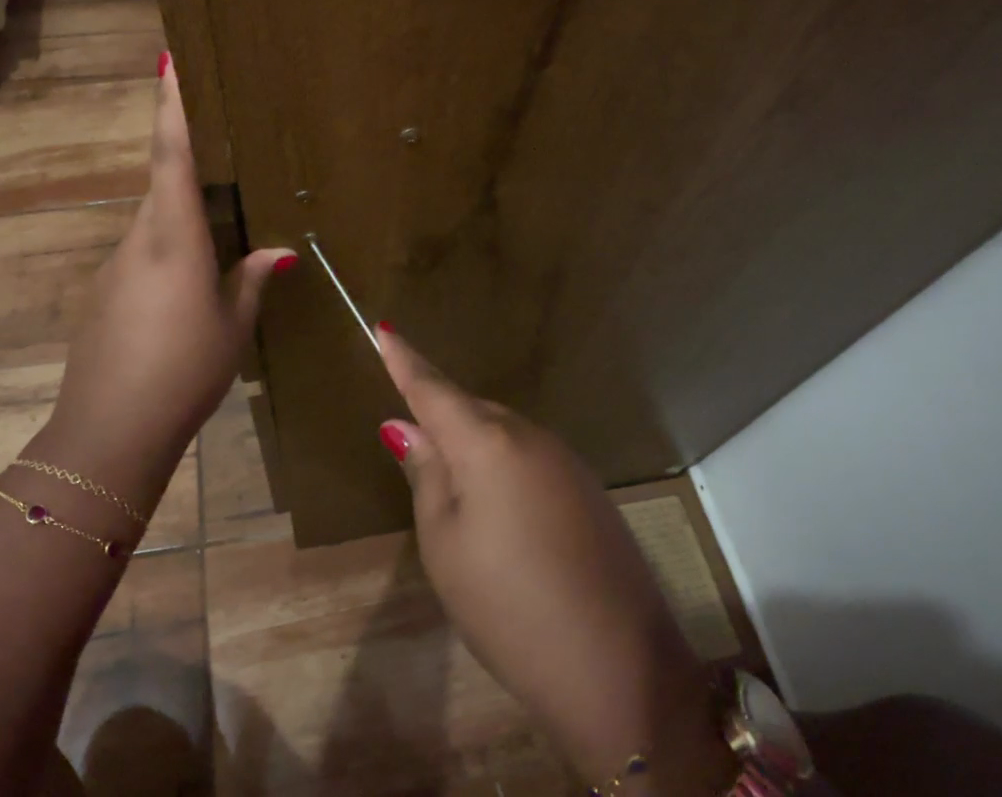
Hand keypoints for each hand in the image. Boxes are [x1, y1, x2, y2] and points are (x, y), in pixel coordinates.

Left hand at [45, 54, 293, 457]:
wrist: (110, 428)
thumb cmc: (184, 371)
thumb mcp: (232, 327)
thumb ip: (251, 281)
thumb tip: (277, 251)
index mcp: (174, 239)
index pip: (172, 157)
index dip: (172, 107)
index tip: (167, 59)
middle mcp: (138, 241)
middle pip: (162, 189)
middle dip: (187, 169)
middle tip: (221, 159)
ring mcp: (114, 268)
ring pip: (153, 228)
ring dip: (181, 227)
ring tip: (216, 252)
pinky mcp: (102, 296)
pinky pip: (140, 260)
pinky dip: (165, 261)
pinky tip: (183, 301)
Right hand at [376, 327, 734, 792]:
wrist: (617, 669)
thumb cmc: (507, 606)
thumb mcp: (445, 544)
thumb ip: (427, 475)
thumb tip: (406, 426)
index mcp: (488, 444)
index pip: (434, 389)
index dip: (405, 361)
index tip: (383, 331)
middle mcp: (532, 438)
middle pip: (473, 409)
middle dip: (440, 412)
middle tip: (409, 439)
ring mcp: (567, 463)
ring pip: (505, 433)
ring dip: (474, 443)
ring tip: (451, 488)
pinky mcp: (590, 492)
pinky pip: (531, 459)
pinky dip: (504, 466)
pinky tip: (499, 509)